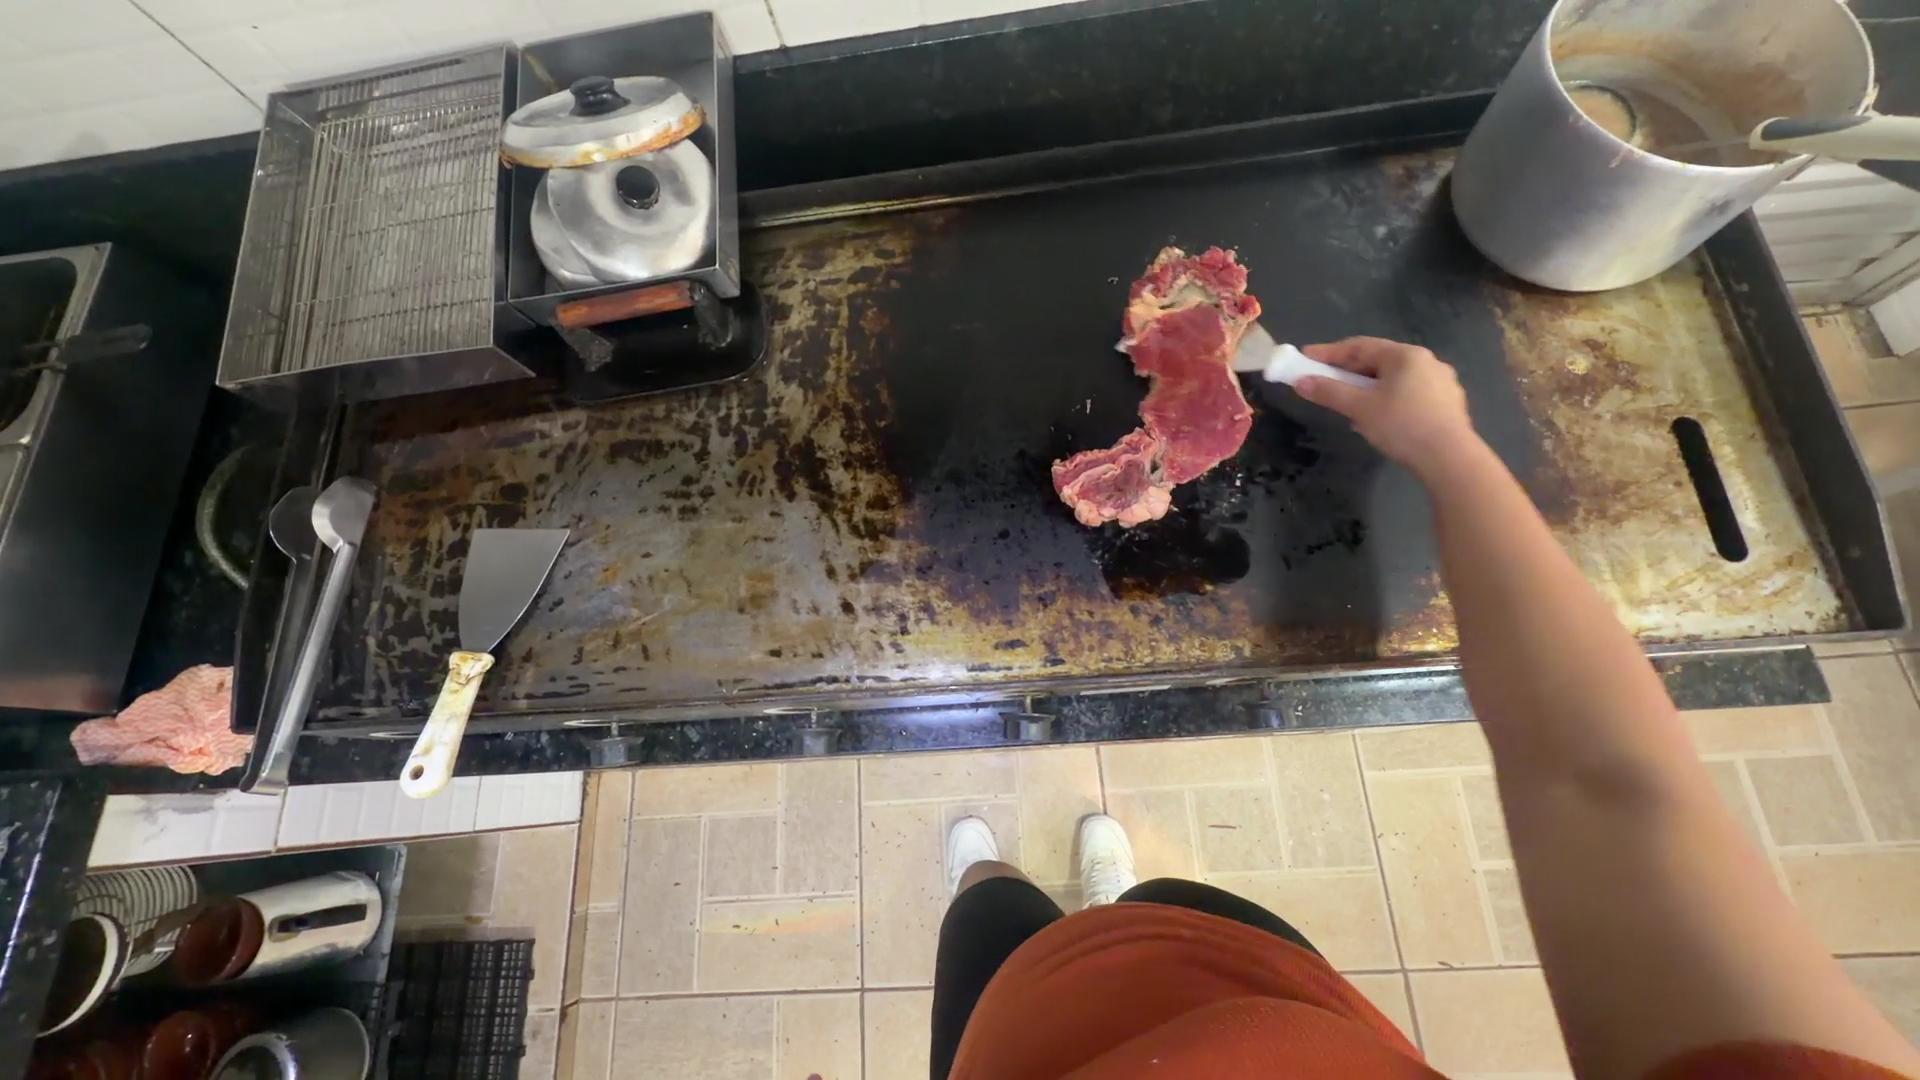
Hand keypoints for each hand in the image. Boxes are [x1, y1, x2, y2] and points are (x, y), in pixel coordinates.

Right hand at [1293, 336, 1478, 472]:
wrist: (1448, 457)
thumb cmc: (1401, 425)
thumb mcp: (1359, 408)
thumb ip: (1329, 392)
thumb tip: (1300, 382)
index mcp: (1405, 356)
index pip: (1359, 346)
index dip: (1329, 352)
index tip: (1305, 357)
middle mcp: (1426, 361)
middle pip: (1377, 361)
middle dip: (1348, 373)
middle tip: (1325, 383)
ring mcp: (1440, 382)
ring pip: (1393, 380)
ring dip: (1367, 389)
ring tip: (1350, 407)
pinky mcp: (1446, 403)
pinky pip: (1408, 394)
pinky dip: (1387, 400)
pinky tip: (1378, 420)